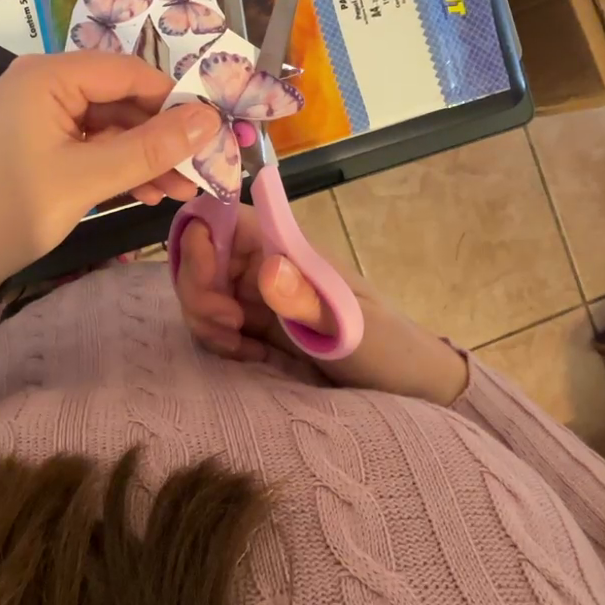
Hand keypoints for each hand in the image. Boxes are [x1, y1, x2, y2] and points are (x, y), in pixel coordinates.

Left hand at [0, 52, 221, 296]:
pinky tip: (150, 193)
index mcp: (47, 76)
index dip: (173, 100)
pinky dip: (121, 166)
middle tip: (201, 168)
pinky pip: (94, 144)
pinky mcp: (44, 141)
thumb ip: (150, 148)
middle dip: (162, 136)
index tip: (212, 131)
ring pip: (112, 126)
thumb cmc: (17, 210)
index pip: (127, 72)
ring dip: (146, 157)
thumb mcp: (89, 178)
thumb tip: (210, 120)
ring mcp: (43, 113)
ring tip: (182, 191)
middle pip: (121, 98)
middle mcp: (45, 83)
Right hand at [174, 204, 468, 405]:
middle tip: (228, 327)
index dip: (201, 236)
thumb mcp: (352, 328)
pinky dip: (216, 341)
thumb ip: (307, 300)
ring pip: (201, 292)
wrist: (406, 386)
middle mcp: (264, 266)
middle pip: (202, 257)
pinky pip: (213, 324)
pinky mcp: (253, 328)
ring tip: (238, 347)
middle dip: (198, 291)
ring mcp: (256, 298)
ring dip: (204, 319)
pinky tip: (245, 357)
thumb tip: (266, 267)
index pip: (226, 218)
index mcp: (287, 250)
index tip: (206, 276)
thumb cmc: (387, 348)